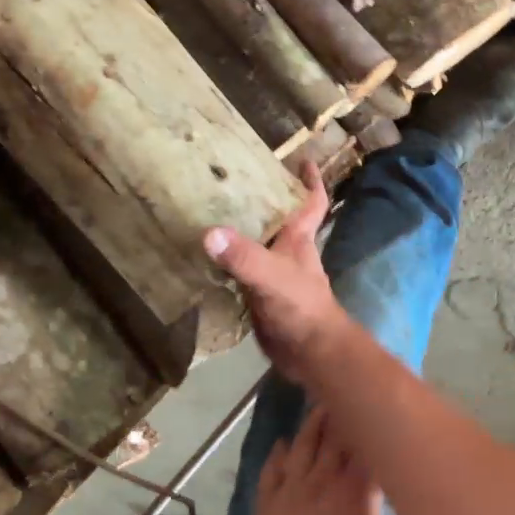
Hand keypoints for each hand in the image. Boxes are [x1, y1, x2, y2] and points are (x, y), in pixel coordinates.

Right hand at [203, 161, 352, 378]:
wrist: (311, 355)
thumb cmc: (302, 308)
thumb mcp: (272, 276)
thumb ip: (244, 256)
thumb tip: (209, 234)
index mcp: (299, 240)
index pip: (312, 202)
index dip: (310, 180)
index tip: (302, 159)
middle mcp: (289, 254)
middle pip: (279, 220)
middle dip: (264, 200)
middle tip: (232, 180)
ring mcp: (276, 277)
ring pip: (258, 246)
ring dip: (241, 232)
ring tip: (208, 213)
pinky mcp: (261, 299)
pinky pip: (241, 274)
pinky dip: (226, 266)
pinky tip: (203, 260)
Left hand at [234, 409, 428, 514]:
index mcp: (358, 495)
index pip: (369, 446)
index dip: (376, 425)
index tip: (385, 408)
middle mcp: (324, 481)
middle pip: (336, 436)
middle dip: (347, 414)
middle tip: (356, 392)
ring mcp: (291, 490)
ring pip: (304, 443)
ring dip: (315, 421)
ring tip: (324, 402)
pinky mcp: (266, 504)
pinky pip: (272, 468)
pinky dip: (279, 452)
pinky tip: (284, 443)